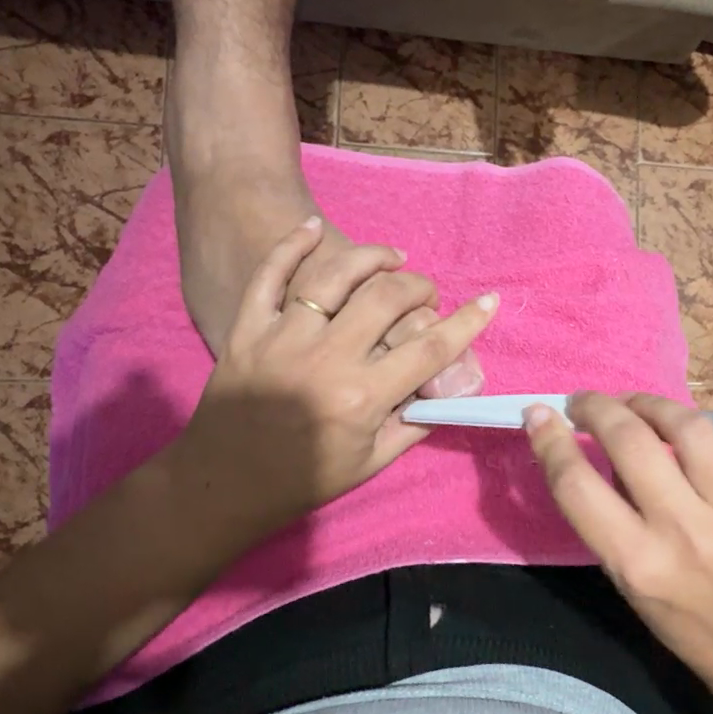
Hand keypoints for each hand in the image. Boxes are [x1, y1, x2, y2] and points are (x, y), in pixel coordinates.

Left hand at [170, 218, 498, 524]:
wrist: (223, 485)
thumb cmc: (304, 479)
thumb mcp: (371, 463)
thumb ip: (412, 425)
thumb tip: (443, 393)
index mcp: (362, 397)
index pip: (430, 349)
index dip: (467, 322)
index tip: (489, 301)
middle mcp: (327, 359)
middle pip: (388, 299)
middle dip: (420, 287)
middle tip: (427, 293)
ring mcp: (284, 339)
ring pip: (335, 277)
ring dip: (372, 258)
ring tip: (392, 258)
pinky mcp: (248, 330)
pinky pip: (269, 277)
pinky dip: (289, 247)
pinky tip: (311, 228)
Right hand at [524, 377, 712, 691]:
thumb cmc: (686, 623)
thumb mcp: (630, 586)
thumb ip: (609, 524)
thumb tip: (587, 450)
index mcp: (639, 563)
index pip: (579, 487)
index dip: (550, 442)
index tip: (539, 414)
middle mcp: (687, 533)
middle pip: (633, 445)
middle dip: (598, 409)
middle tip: (586, 404)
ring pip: (694, 432)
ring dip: (656, 405)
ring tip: (635, 404)